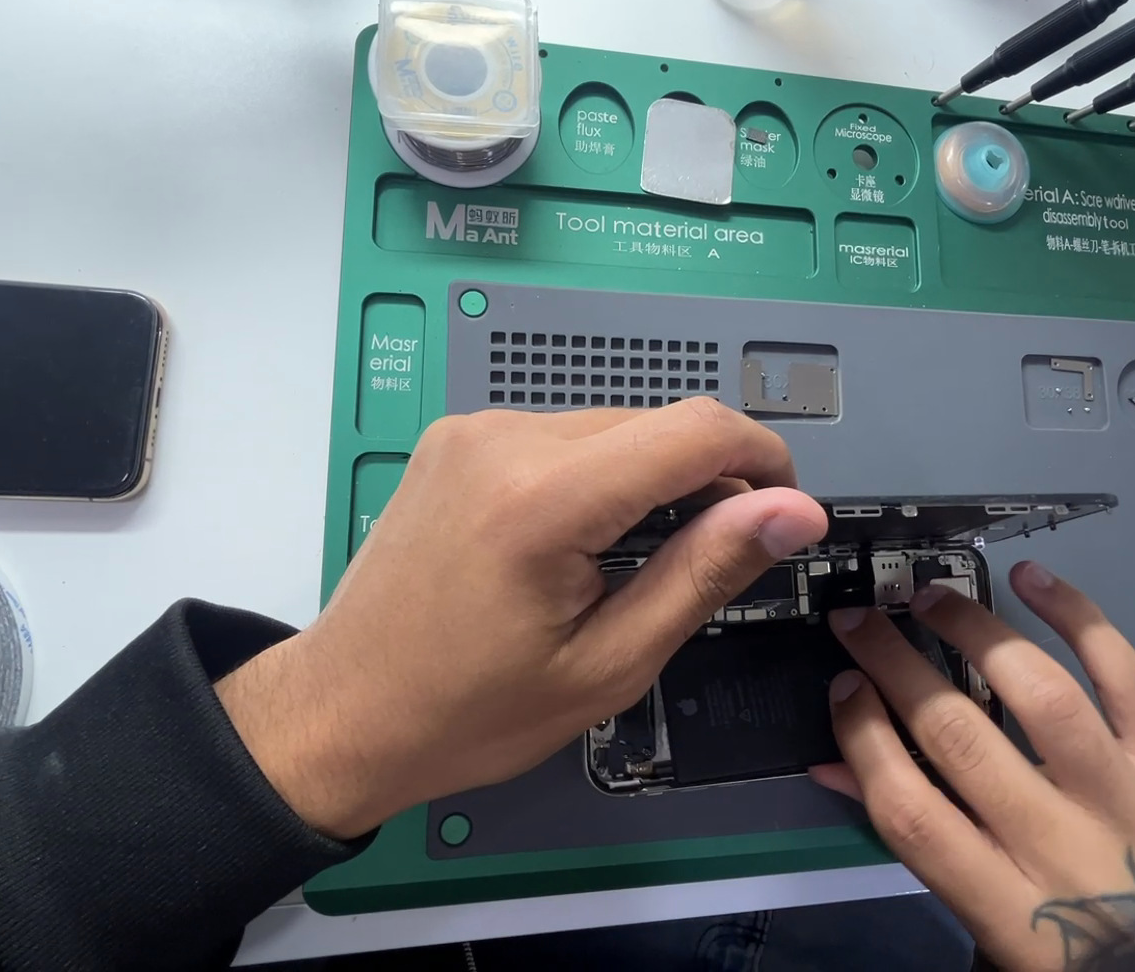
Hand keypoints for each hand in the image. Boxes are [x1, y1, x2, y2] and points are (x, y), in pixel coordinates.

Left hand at [215, 401, 827, 837]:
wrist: (341, 710)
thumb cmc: (472, 711)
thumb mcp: (608, 663)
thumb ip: (704, 573)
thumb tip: (793, 514)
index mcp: (544, 497)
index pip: (694, 430)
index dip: (761, 460)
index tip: (782, 512)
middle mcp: (506, 438)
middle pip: (657, 423)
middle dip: (711, 476)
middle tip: (716, 553)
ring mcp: (475, 429)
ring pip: (614, 425)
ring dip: (656, 474)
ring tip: (648, 552)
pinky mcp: (459, 436)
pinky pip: (565, 434)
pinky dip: (604, 470)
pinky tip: (593, 531)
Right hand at [810, 562, 1134, 971]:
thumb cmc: (1066, 947)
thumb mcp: (983, 918)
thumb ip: (911, 834)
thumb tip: (830, 760)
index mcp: (1006, 907)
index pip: (912, 813)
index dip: (865, 738)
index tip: (842, 685)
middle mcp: (1067, 853)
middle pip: (962, 739)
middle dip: (895, 665)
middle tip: (859, 620)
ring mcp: (1129, 802)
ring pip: (1043, 696)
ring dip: (974, 632)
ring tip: (928, 598)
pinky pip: (1126, 676)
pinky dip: (1076, 616)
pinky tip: (1029, 576)